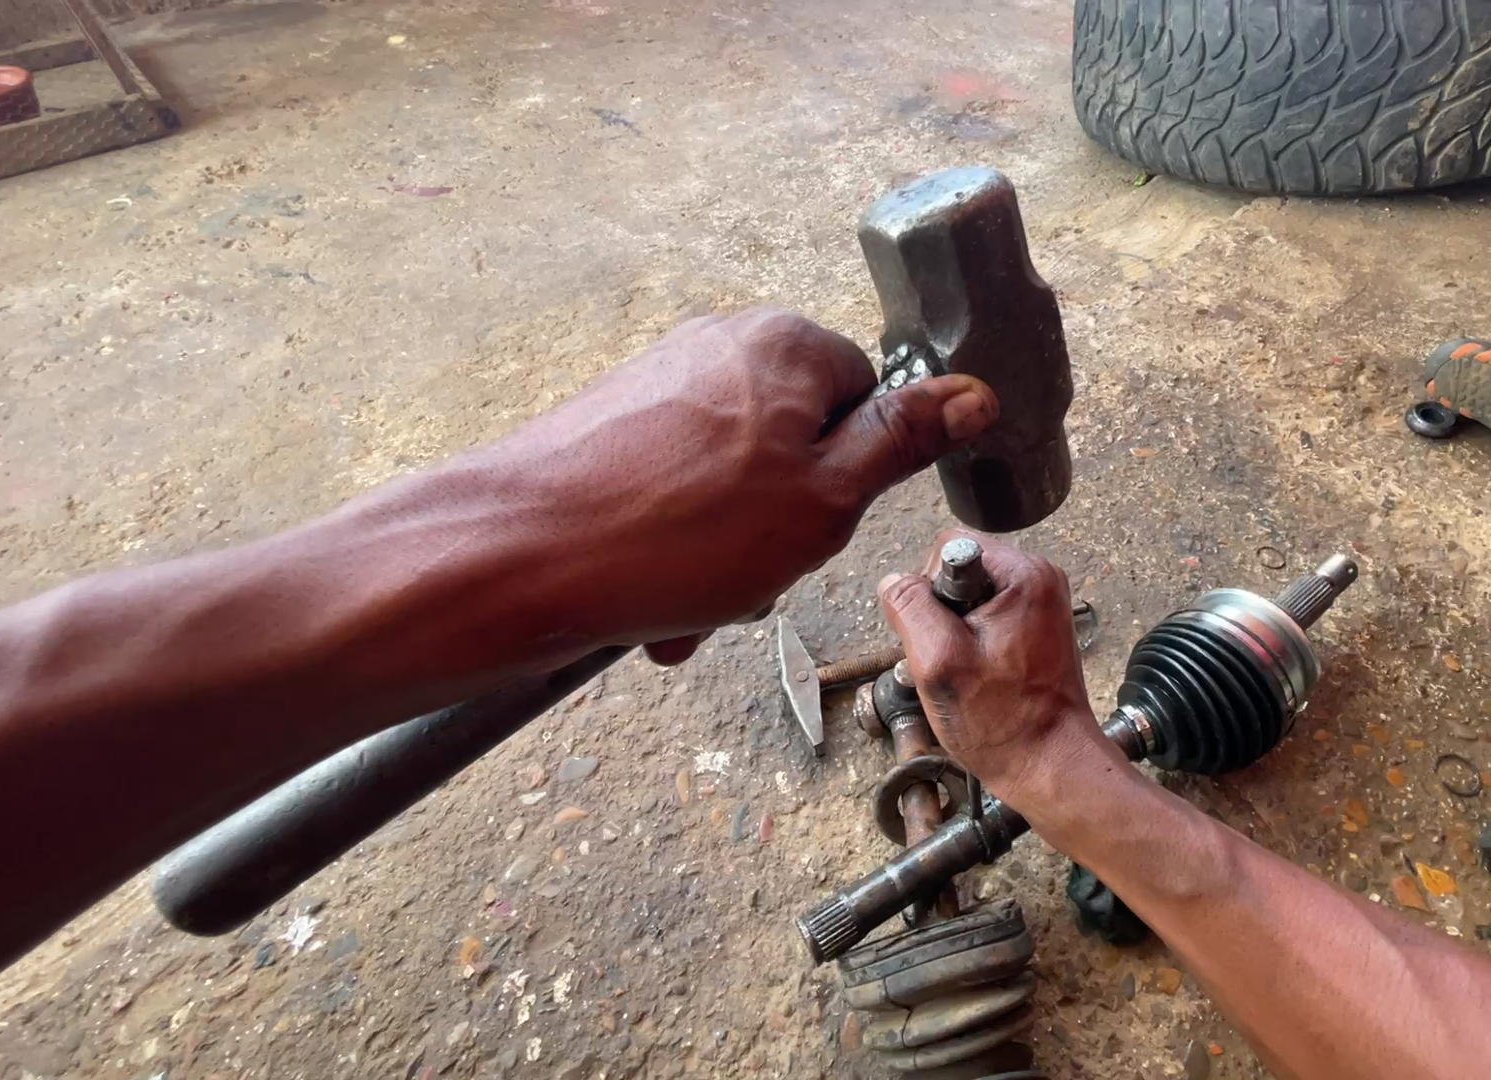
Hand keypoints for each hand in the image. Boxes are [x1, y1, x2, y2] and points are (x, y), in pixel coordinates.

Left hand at [422, 309, 996, 666]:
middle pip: (798, 441)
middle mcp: (722, 345)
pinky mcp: (616, 421)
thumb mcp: (828, 497)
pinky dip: (684, 538)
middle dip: (787, 520)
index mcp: (786, 346)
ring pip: (739, 475)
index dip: (852, 476)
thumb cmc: (687, 532)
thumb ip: (904, 442)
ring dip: (734, 545)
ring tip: (698, 601)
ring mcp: (662, 381)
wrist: (515, 556)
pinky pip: (682, 485)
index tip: (817, 530)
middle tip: (753, 575)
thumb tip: (975, 394)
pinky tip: (660, 594)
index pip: (867, 400)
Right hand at [878, 533, 1111, 804]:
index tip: (941, 634)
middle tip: (952, 658)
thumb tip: (893, 581)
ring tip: (967, 670)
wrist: (1052, 765)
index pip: (950, 547)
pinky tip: (979, 674)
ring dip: (954, 630)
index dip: (928, 589)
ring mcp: (1042, 604)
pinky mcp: (1039, 628)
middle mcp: (1040, 579)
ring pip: (971, 596)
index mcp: (1024, 575)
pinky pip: (988, 616)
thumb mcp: (939, 659)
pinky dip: (972, 641)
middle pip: (961, 570)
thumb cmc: (1004, 721)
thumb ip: (910, 607)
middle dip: (941, 612)